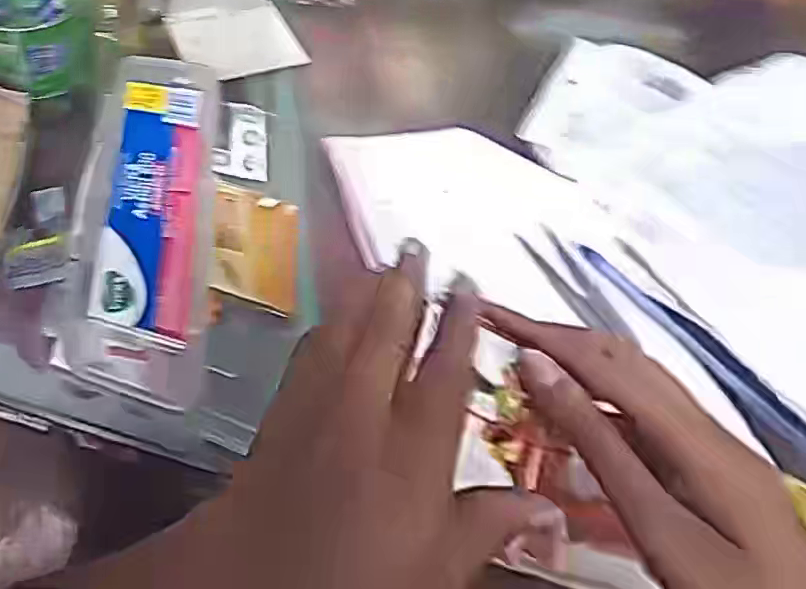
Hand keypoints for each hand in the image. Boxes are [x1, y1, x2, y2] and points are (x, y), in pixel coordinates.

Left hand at [51, 244, 561, 588]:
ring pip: (346, 330)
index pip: (443, 373)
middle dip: (404, 286)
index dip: (458, 326)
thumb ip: (486, 522)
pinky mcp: (286, 397)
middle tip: (416, 248)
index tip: (467, 287)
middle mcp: (365, 410)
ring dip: (364, 293)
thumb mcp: (438, 566)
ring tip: (381, 265)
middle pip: (388, 333)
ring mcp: (319, 398)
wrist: (262, 562)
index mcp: (413, 452)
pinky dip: (331, 323)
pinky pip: (313, 348)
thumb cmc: (360, 574)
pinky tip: (338, 314)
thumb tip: (543, 503)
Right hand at [480, 303, 805, 588]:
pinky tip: (568, 410)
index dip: (540, 333)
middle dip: (554, 337)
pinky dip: (595, 392)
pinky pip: (643, 408)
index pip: (603, 363)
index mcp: (701, 444)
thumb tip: (537, 366)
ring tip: (521, 364)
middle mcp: (712, 434)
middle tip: (496, 331)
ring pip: (634, 378)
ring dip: (573, 360)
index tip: (487, 315)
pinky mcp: (714, 469)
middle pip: (622, 358)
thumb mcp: (656, 527)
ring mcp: (718, 452)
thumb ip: (596, 442)